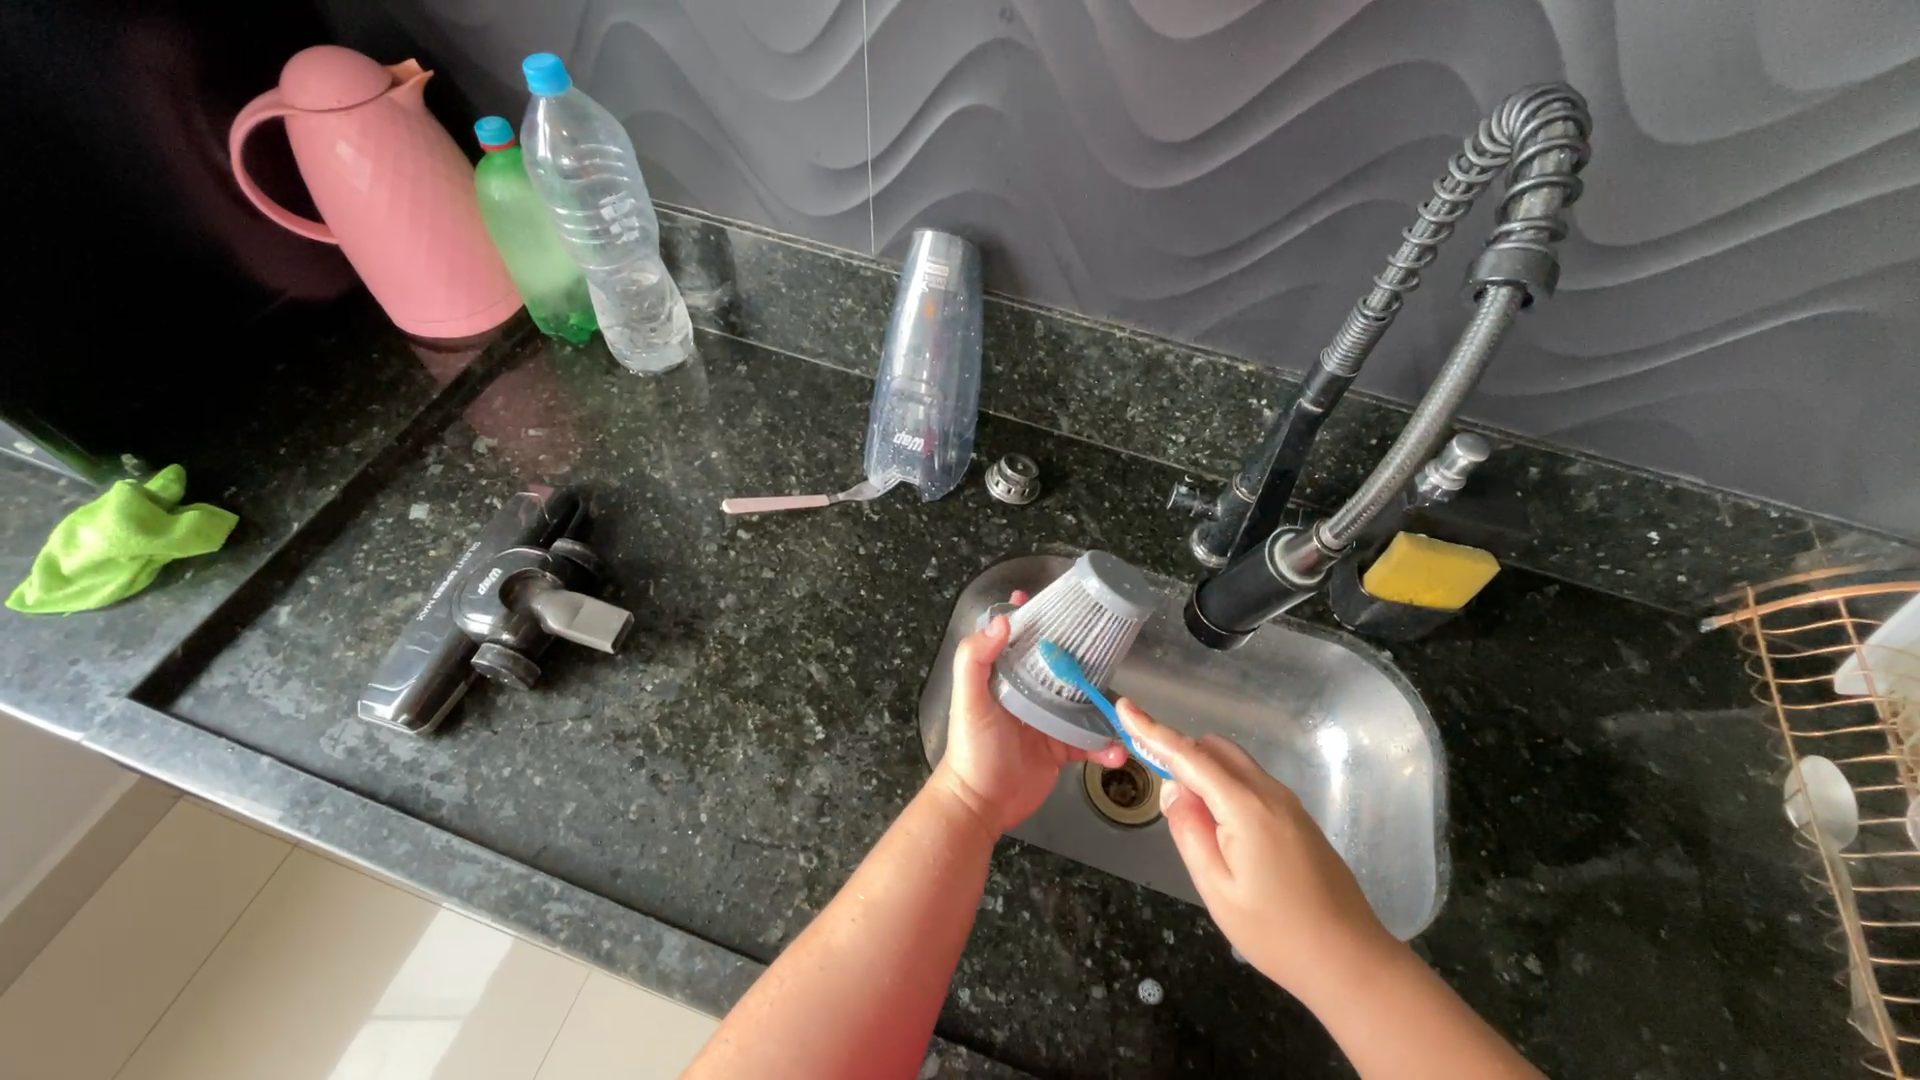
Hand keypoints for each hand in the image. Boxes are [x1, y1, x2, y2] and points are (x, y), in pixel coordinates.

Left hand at [932, 593, 1127, 835]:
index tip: (1056, 599)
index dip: (1033, 616)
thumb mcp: (969, 700)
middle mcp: (1029, 693)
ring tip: (1121, 713)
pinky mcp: (1061, 748)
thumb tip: (1002, 620)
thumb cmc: (972, 748)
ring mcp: (1048, 720)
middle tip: (1108, 649)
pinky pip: (1090, 741)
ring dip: (1104, 707)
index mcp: (1006, 676)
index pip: (1019, 637)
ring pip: (1083, 703)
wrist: (981, 803)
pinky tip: (1115, 752)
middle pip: (1060, 666)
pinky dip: (1105, 746)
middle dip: (1084, 657)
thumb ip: (976, 659)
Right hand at [1117, 699, 1396, 998]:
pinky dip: (1224, 787)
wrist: (1351, 961)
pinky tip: (1220, 831)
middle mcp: (1269, 793)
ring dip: (1203, 772)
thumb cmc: (1276, 932)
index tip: (1125, 707)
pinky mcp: (1298, 819)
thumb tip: (1174, 790)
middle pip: (1215, 749)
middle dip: (1180, 753)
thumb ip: (1189, 831)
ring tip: (1189, 819)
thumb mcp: (1216, 887)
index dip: (1152, 730)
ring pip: (1235, 764)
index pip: (1189, 756)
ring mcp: (1289, 804)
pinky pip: (1251, 784)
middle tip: (1157, 786)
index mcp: (1246, 806)